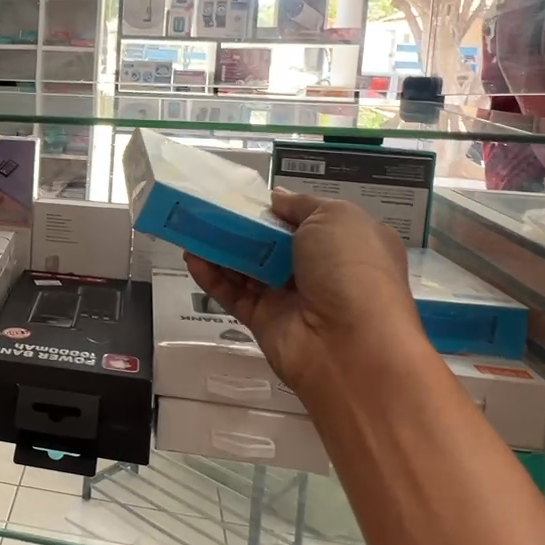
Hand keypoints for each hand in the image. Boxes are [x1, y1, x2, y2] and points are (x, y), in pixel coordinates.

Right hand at [184, 189, 416, 393]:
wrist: (353, 346)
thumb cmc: (353, 270)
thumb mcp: (336, 217)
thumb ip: (301, 204)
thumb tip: (276, 199)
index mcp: (347, 244)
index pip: (308, 221)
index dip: (279, 209)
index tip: (249, 198)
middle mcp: (320, 271)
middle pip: (272, 243)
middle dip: (243, 227)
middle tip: (210, 209)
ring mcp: (290, 298)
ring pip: (248, 268)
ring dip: (220, 248)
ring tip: (191, 227)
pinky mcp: (263, 321)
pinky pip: (232, 294)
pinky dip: (211, 276)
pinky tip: (192, 257)